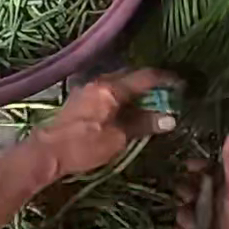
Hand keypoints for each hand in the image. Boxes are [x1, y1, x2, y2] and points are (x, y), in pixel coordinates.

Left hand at [10, 68, 179, 183]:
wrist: (46, 152)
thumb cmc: (82, 146)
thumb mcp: (117, 138)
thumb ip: (142, 124)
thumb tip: (168, 119)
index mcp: (110, 88)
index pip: (144, 77)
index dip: (165, 79)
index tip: (181, 83)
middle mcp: (99, 82)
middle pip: (131, 76)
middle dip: (151, 83)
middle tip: (169, 93)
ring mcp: (88, 89)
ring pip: (119, 83)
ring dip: (136, 90)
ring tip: (152, 102)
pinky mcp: (81, 100)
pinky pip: (109, 91)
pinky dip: (123, 96)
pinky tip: (129, 109)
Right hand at [173, 130, 228, 228]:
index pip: (209, 169)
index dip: (196, 167)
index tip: (186, 168)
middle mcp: (219, 203)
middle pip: (191, 189)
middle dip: (186, 193)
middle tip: (189, 201)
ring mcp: (209, 224)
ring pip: (184, 211)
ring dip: (185, 218)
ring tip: (196, 228)